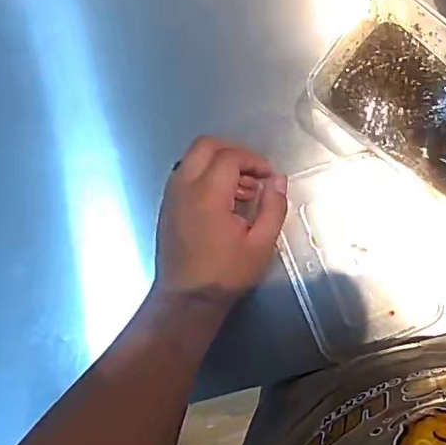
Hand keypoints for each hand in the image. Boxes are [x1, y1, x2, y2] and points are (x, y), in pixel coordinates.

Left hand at [154, 137, 287, 313]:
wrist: (188, 298)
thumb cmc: (227, 273)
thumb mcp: (262, 243)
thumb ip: (273, 207)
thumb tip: (278, 180)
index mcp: (207, 194)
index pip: (230, 157)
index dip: (255, 161)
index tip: (270, 178)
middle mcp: (183, 187)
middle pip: (205, 146)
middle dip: (235, 152)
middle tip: (255, 173)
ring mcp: (171, 196)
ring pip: (193, 158)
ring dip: (220, 164)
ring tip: (244, 191)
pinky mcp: (167, 206)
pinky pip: (186, 174)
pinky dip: (207, 176)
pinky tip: (226, 202)